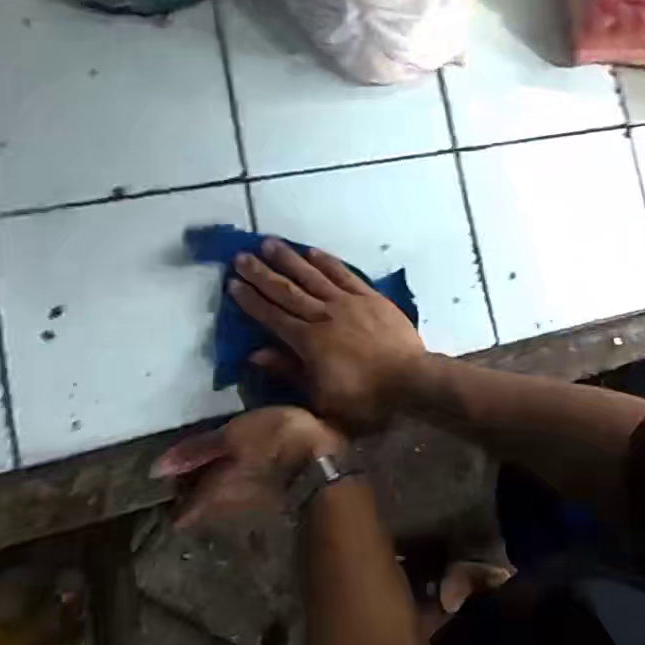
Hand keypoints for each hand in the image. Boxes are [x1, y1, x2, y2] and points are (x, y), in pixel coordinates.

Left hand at [152, 407, 346, 527]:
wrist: (326, 462)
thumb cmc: (274, 444)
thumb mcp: (233, 436)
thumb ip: (198, 450)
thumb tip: (155, 469)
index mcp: (211, 497)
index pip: (179, 513)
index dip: (171, 496)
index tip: (170, 474)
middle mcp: (226, 511)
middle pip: (200, 506)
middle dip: (193, 487)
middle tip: (193, 457)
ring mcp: (251, 509)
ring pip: (222, 499)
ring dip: (218, 481)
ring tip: (221, 452)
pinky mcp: (272, 499)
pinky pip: (244, 490)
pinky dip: (240, 477)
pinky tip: (247, 456)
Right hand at [229, 239, 431, 432]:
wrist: (412, 384)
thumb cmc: (365, 401)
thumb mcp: (321, 398)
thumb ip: (289, 371)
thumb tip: (255, 354)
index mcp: (308, 342)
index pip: (272, 316)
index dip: (251, 299)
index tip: (232, 283)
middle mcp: (323, 316)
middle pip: (286, 290)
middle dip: (261, 273)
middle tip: (241, 256)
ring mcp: (348, 303)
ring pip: (312, 276)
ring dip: (289, 259)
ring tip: (269, 244)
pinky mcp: (370, 298)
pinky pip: (344, 274)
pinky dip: (326, 262)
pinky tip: (312, 252)